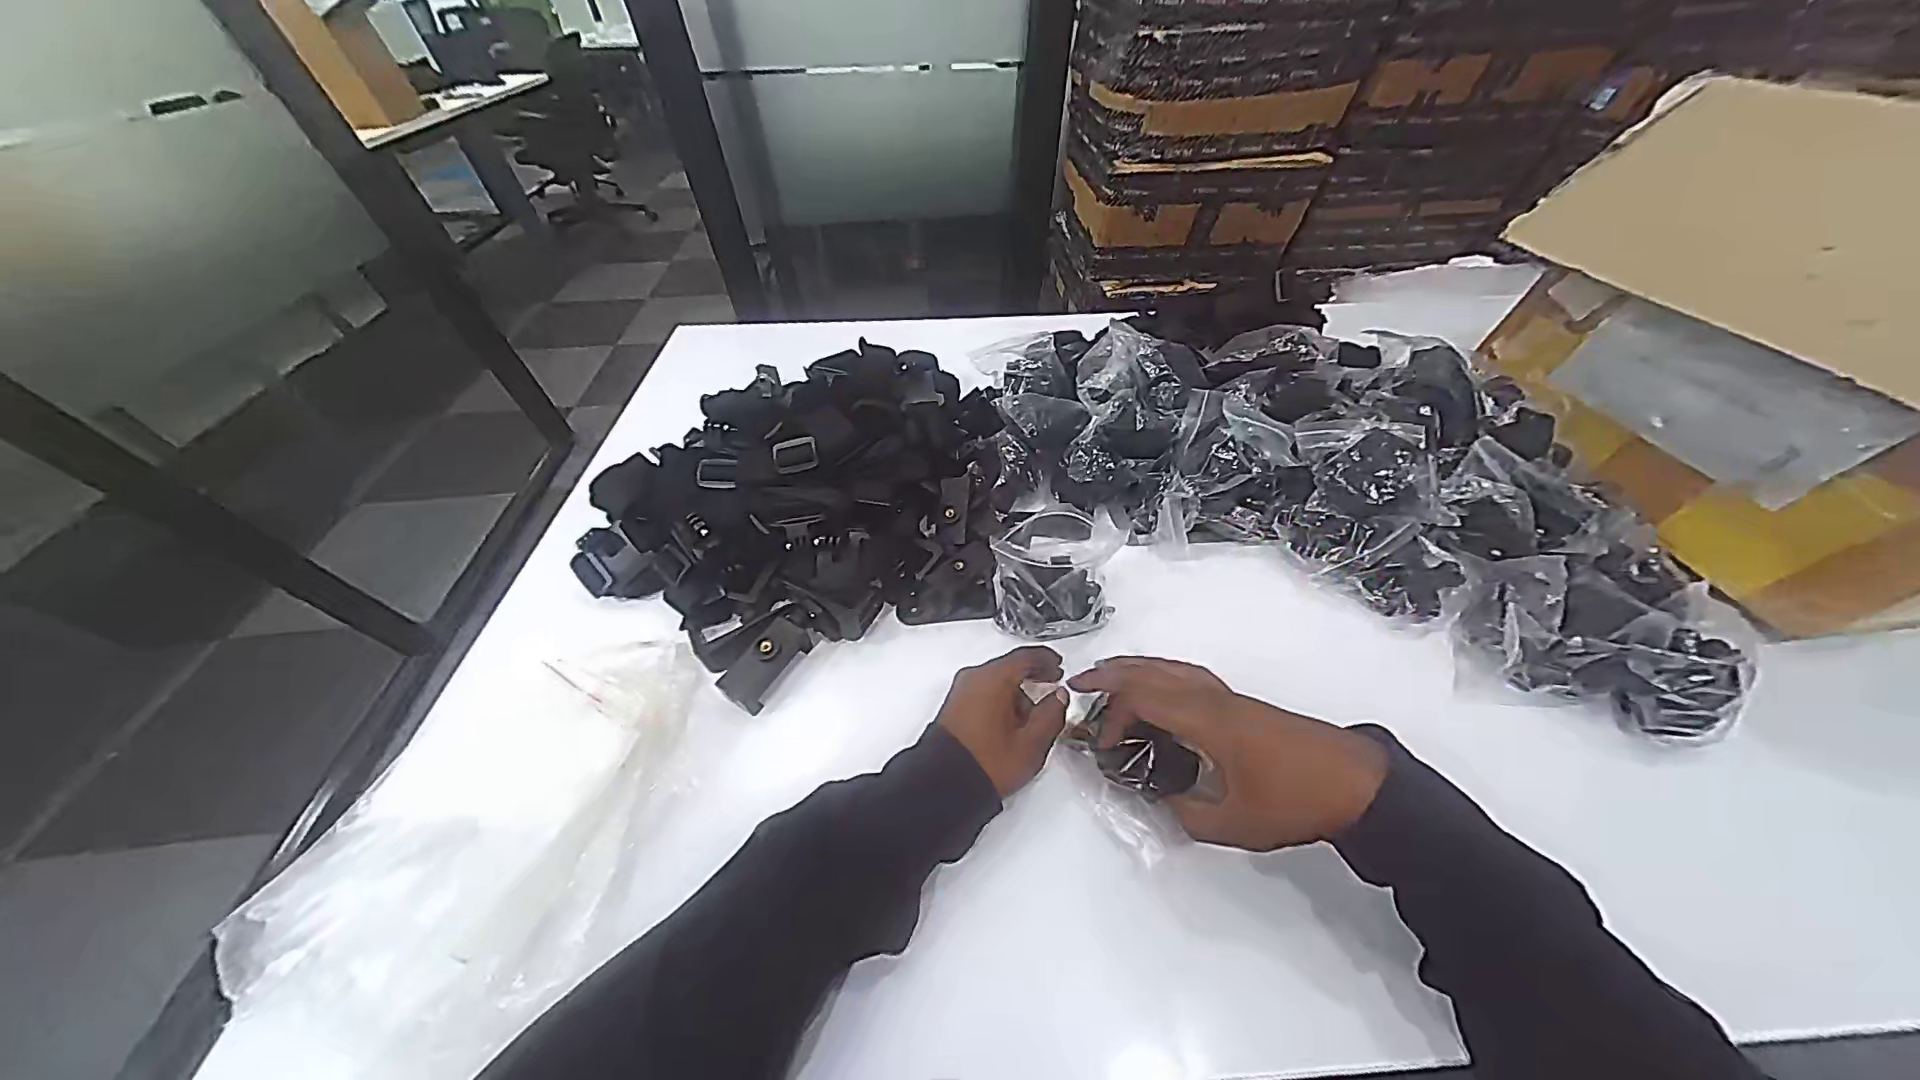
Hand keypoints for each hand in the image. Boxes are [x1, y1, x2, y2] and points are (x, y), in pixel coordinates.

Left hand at [937, 646, 1069, 796]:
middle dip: (1033, 675)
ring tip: (1033, 716)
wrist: (944, 785)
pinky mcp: (954, 706)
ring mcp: (961, 692)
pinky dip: (1000, 699)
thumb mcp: (1031, 743)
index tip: (1057, 663)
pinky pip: (983, 693)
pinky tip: (1011, 723)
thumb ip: (1051, 714)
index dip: (1046, 658)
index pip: (1025, 656)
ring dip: (1017, 691)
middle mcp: (973, 679)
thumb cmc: (984, 764)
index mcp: (993, 679)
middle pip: (1009, 667)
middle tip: (1050, 681)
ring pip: (996, 681)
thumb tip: (1059, 698)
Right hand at [1068, 657, 1387, 850]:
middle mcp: (1212, 697)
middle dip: (1111, 673)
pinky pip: (1186, 675)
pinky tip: (1156, 692)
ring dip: (1134, 669)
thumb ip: (1186, 813)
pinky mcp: (1240, 703)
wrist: (1356, 783)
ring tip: (1109, 680)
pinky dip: (1158, 674)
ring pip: (1170, 667)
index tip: (1103, 745)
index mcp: (1206, 720)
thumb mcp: (1235, 823)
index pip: (1143, 697)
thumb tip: (1160, 800)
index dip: (1112, 714)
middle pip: (1151, 670)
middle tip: (1080, 682)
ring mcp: (1228, 696)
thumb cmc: (1295, 801)